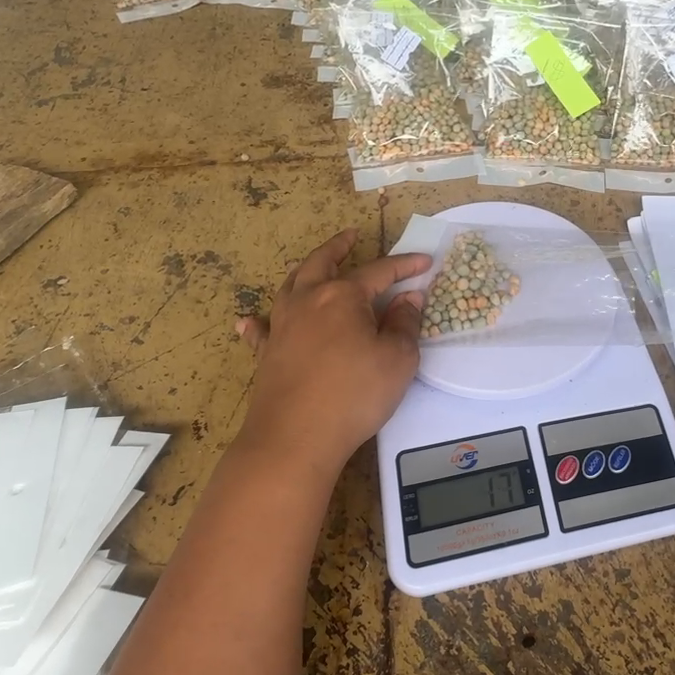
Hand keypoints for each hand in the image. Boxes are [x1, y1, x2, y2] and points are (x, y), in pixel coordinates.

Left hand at [235, 229, 429, 474]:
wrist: (294, 438)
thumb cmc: (354, 395)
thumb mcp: (397, 359)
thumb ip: (405, 324)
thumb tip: (409, 299)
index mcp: (343, 296)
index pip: (380, 271)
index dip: (405, 266)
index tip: (425, 262)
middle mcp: (308, 300)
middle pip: (322, 262)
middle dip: (339, 247)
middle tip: (351, 236)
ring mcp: (282, 326)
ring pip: (290, 285)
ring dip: (304, 270)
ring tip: (313, 265)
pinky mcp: (266, 354)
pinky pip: (260, 330)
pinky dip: (257, 322)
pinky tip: (249, 320)